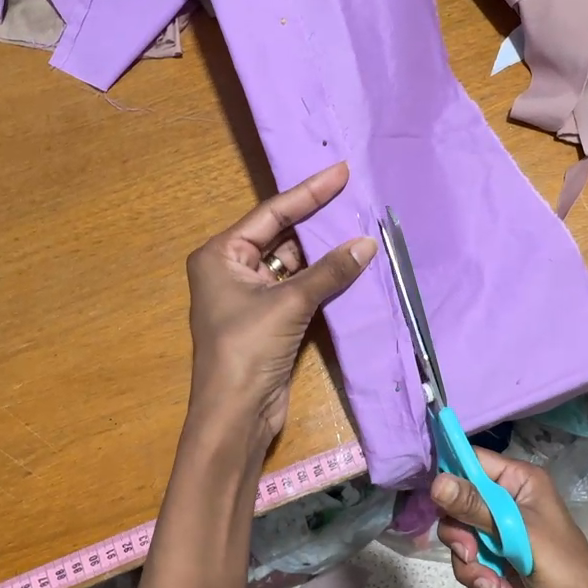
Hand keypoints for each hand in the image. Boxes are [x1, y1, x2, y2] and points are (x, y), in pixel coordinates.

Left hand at [185, 162, 375, 451]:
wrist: (236, 415)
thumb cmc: (247, 350)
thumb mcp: (289, 304)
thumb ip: (329, 272)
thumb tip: (367, 244)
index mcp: (220, 255)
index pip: (271, 213)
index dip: (308, 193)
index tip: (341, 173)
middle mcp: (232, 269)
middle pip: (282, 235)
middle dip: (317, 221)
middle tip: (355, 199)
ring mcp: (251, 296)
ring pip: (294, 263)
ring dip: (324, 252)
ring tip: (360, 227)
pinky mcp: (270, 320)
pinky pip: (300, 288)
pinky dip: (323, 279)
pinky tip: (351, 266)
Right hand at [433, 448, 587, 587]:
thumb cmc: (562, 570)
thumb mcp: (518, 535)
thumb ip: (476, 508)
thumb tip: (436, 482)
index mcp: (520, 480)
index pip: (472, 462)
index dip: (450, 479)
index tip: (437, 505)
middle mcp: (508, 498)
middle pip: (459, 502)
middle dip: (461, 535)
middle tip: (472, 555)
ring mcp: (503, 528)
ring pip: (461, 534)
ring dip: (471, 563)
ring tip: (492, 583)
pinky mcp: (499, 554)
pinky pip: (471, 558)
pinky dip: (479, 576)